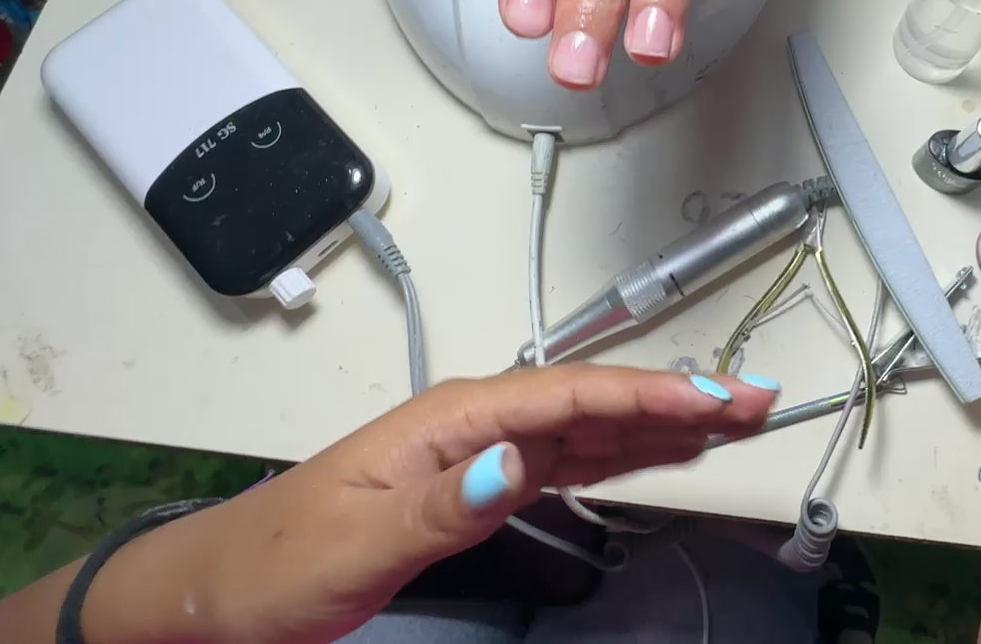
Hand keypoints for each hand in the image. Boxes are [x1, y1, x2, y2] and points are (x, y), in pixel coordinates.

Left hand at [80, 365, 777, 642]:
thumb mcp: (356, 541)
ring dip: (667, 422)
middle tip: (754, 398)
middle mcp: (489, 417)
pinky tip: (667, 452)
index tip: (714, 400)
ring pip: (599, 427)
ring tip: (732, 418)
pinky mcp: (497, 479)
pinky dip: (630, 453)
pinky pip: (579, 460)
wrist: (226, 587)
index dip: (649, 394)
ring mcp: (497, 446)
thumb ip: (445, 499)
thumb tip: (522, 461)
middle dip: (680, 397)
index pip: (574, 396)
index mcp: (462, 413)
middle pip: (601, 400)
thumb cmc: (283, 562)